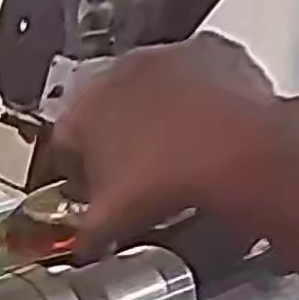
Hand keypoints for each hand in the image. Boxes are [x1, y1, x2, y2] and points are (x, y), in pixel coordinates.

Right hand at [53, 33, 295, 254]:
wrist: (238, 156)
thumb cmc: (168, 177)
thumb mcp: (107, 225)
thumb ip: (85, 235)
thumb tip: (86, 245)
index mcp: (82, 108)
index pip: (60, 145)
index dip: (70, 174)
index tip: (81, 191)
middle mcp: (122, 72)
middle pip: (103, 115)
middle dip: (109, 146)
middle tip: (120, 181)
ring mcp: (170, 59)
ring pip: (146, 96)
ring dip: (148, 125)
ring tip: (160, 165)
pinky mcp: (215, 54)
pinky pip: (190, 85)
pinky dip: (189, 109)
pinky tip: (193, 144)